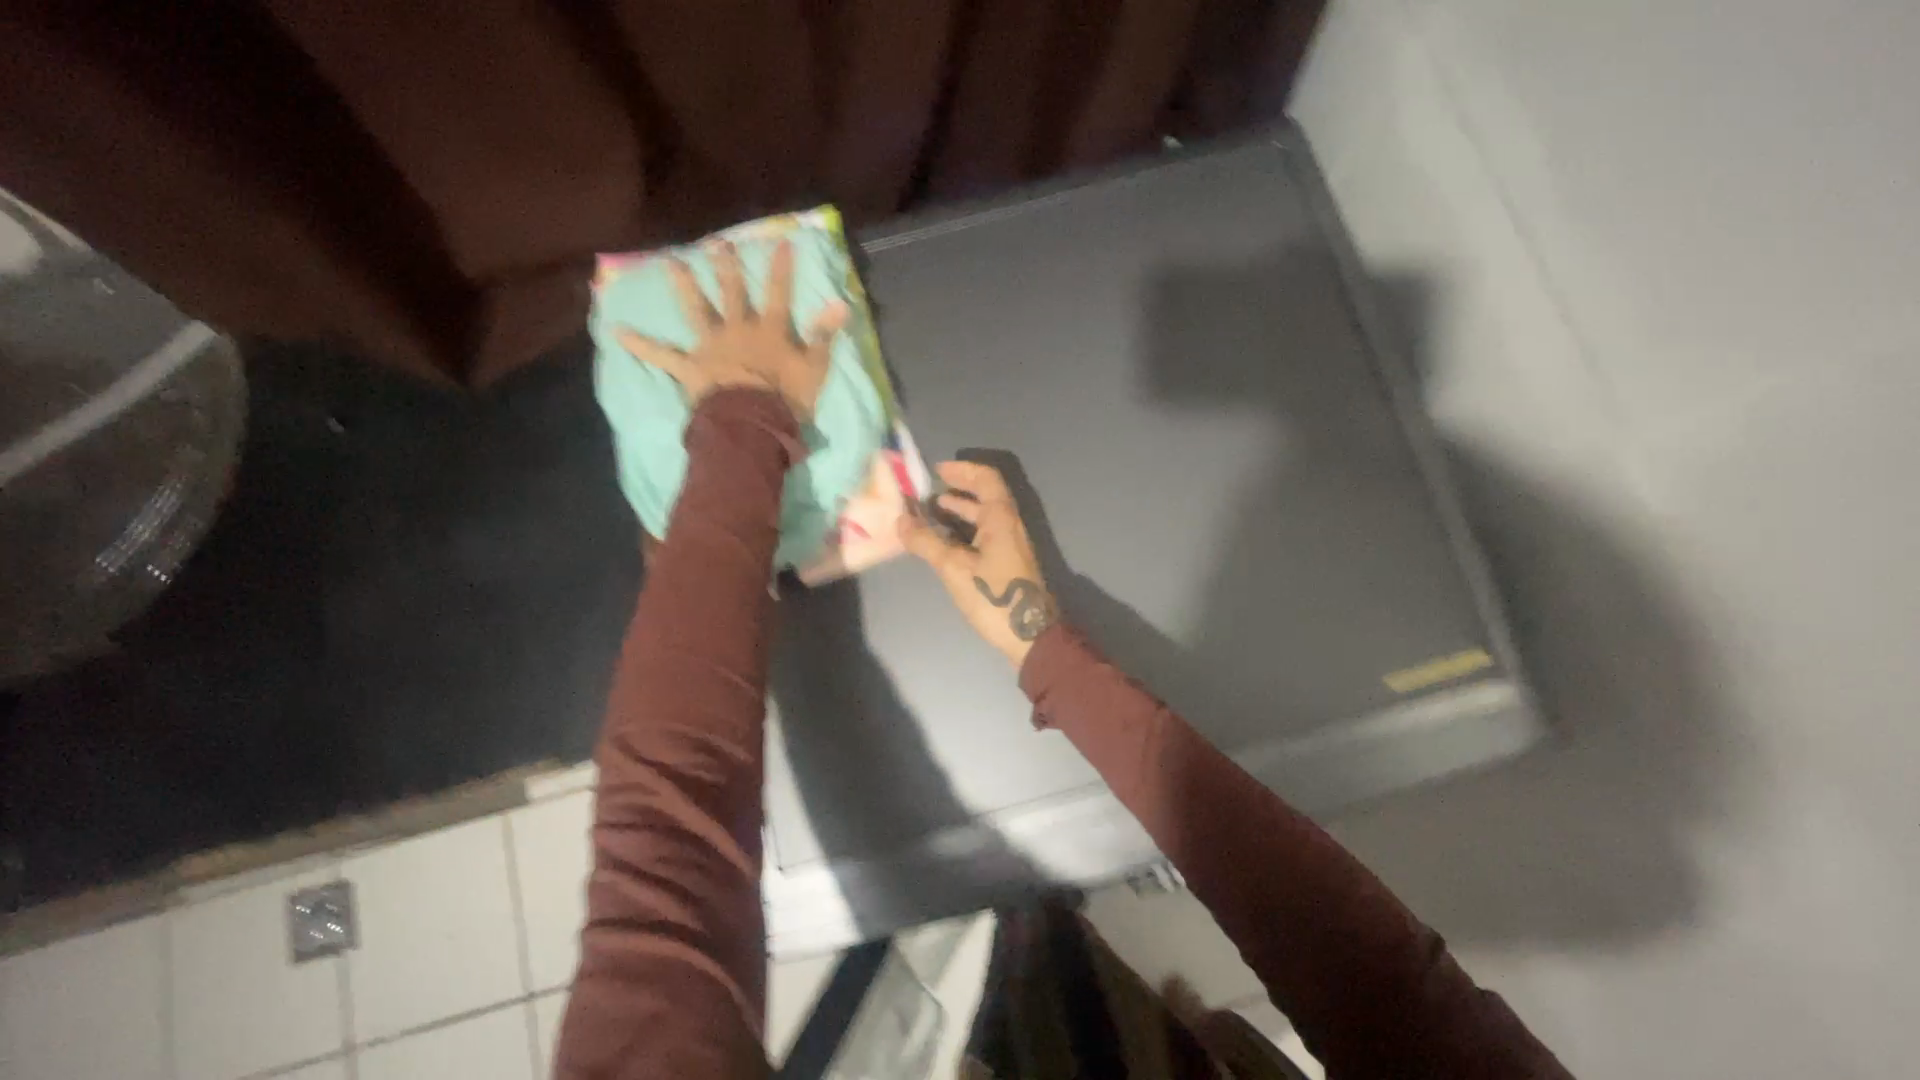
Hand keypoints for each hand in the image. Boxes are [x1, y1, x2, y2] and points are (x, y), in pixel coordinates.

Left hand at [617, 238, 849, 419]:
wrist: (752, 422)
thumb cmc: (786, 398)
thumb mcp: (815, 368)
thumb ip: (824, 335)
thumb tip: (841, 303)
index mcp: (770, 330)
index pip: (779, 292)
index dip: (781, 268)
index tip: (781, 241)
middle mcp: (738, 329)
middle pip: (732, 292)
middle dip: (726, 267)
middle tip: (718, 244)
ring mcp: (711, 346)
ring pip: (696, 310)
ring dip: (683, 286)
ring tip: (670, 263)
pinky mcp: (691, 367)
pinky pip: (662, 355)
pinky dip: (640, 345)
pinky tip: (617, 333)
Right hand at [898, 461, 1058, 669]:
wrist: (1030, 636)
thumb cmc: (994, 597)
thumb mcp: (954, 568)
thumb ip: (927, 542)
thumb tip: (900, 520)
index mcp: (1001, 518)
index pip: (986, 479)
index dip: (963, 470)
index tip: (937, 470)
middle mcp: (1009, 526)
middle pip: (986, 496)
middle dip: (958, 489)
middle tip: (929, 490)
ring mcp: (1011, 546)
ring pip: (985, 517)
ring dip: (960, 511)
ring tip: (931, 512)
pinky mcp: (1008, 564)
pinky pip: (984, 535)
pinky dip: (964, 530)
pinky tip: (945, 542)